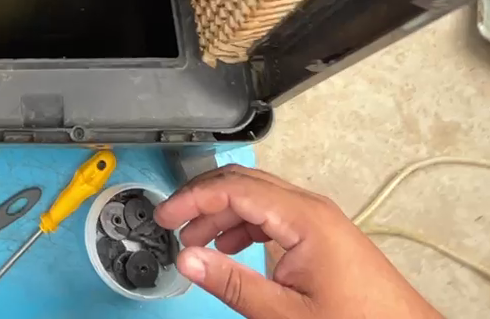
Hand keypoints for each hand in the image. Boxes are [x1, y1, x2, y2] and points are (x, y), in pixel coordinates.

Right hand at [156, 166, 442, 318]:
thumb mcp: (289, 316)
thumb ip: (234, 284)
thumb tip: (186, 259)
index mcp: (303, 217)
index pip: (232, 189)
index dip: (192, 199)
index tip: (165, 217)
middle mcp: (310, 206)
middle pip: (242, 183)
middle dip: (202, 200)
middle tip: (173, 222)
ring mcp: (319, 218)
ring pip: (255, 196)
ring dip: (221, 214)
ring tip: (196, 241)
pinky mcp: (323, 235)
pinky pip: (272, 214)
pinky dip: (243, 225)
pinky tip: (230, 248)